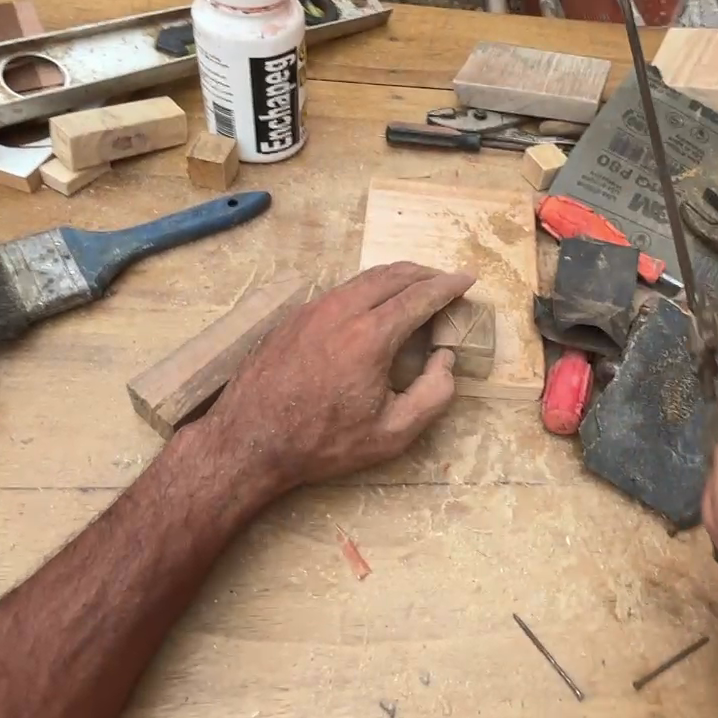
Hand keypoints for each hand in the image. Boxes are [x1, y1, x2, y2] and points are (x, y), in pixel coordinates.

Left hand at [199, 262, 475, 492]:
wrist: (249, 440)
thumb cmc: (323, 443)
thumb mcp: (392, 434)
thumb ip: (433, 395)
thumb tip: (445, 359)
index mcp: (371, 336)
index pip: (421, 296)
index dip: (449, 286)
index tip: (468, 279)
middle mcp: (343, 310)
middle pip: (394, 275)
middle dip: (426, 274)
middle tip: (446, 282)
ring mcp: (314, 308)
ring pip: (365, 278)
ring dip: (397, 277)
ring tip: (416, 286)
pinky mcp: (295, 315)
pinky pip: (342, 289)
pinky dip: (370, 287)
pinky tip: (374, 303)